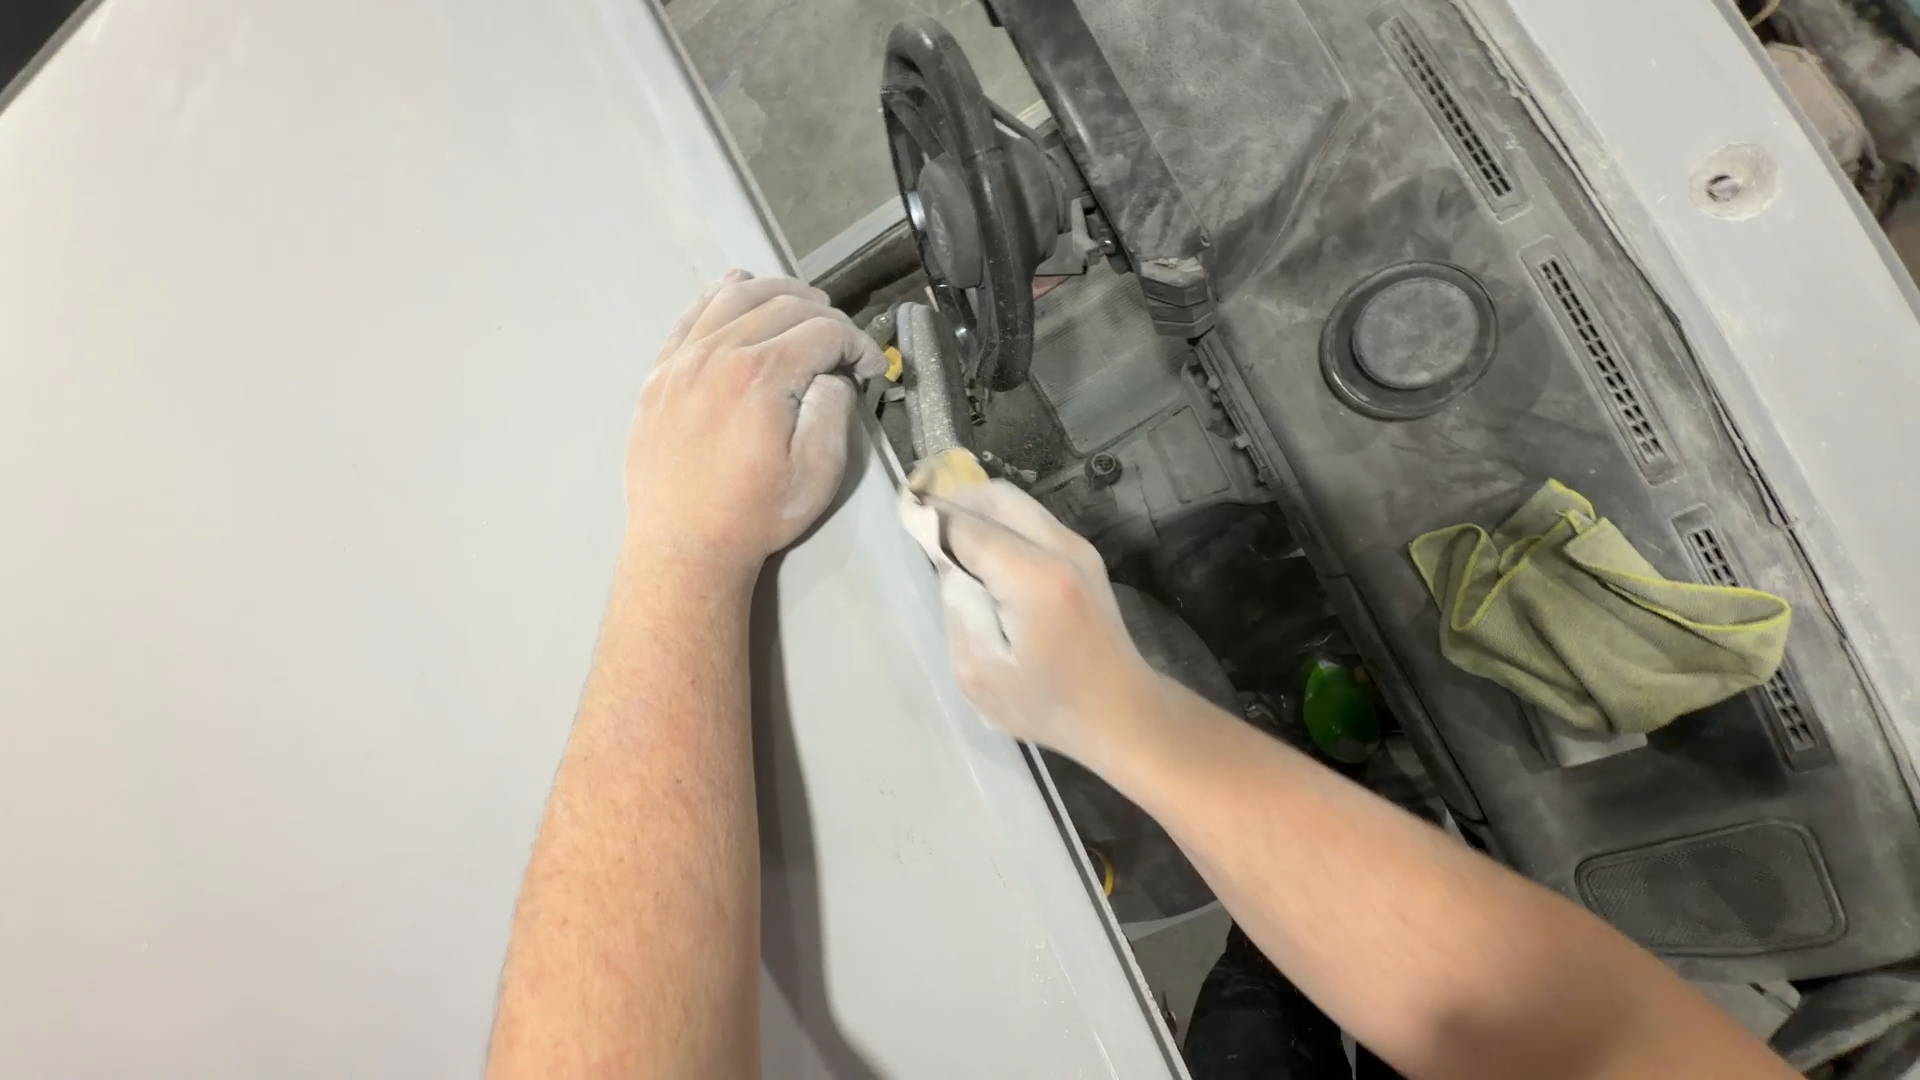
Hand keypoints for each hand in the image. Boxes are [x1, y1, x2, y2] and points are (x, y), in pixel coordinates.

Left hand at [626, 272, 886, 573]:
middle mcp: (719, 354)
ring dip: (778, 291)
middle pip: (784, 305)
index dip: (858, 343)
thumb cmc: (755, 514)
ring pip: (735, 297)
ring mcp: (683, 360)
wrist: (683, 544)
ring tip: (804, 304)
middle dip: (827, 316)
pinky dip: (720, 293)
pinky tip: (738, 287)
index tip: (872, 366)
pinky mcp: (660, 373)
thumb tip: (831, 374)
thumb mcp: (817, 473)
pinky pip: (691, 314)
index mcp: (762, 377)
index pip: (823, 332)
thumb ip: (833, 410)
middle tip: (845, 343)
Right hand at [930, 481, 1160, 766]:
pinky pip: (1032, 520)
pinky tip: (983, 555)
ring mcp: (1078, 548)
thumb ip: (959, 609)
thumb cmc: (1048, 704)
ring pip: (1016, 503)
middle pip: (996, 497)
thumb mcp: (980, 674)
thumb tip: (951, 565)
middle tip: (924, 525)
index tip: (903, 517)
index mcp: (1035, 579)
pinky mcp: (1084, 555)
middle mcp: (1061, 549)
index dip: (931, 520)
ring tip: (949, 540)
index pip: (969, 528)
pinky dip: (1001, 524)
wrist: (1121, 711)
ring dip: (979, 512)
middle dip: (955, 503)